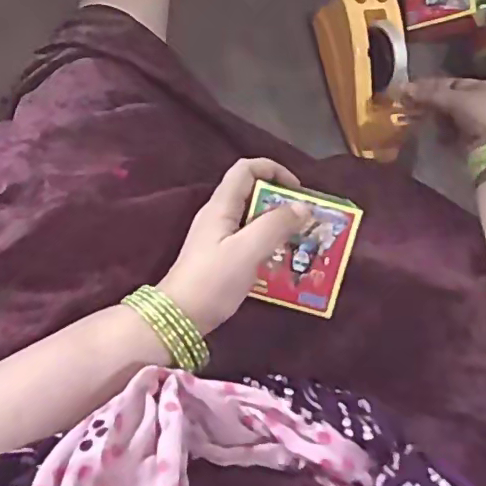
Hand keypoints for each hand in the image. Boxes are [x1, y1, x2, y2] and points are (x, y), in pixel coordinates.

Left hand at [158, 158, 315, 332]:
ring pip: (252, 219)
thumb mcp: (247, 251)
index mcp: (221, 206)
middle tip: (305, 222)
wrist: (179, 317)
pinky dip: (267, 244)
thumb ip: (275, 226)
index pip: (246, 169)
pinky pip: (248, 240)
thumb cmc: (213, 281)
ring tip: (299, 242)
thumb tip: (303, 206)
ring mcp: (217, 236)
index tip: (298, 191)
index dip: (274, 170)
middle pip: (252, 193)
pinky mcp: (220, 256)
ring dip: (277, 226)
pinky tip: (281, 262)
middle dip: (281, 203)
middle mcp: (218, 215)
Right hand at [403, 78, 485, 148]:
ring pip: (451, 118)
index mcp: (483, 87)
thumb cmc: (485, 114)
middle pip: (450, 101)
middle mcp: (483, 103)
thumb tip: (403, 87)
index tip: (408, 92)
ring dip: (435, 120)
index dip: (430, 86)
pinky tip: (432, 137)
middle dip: (430, 104)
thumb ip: (431, 94)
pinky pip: (454, 135)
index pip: (451, 83)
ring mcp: (481, 124)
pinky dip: (442, 135)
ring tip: (416, 122)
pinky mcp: (476, 144)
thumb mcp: (457, 99)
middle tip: (407, 107)